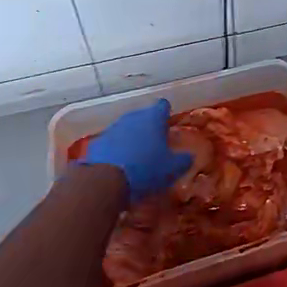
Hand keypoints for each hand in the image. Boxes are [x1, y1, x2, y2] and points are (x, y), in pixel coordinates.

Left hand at [77, 99, 192, 200]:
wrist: (107, 180)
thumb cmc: (146, 169)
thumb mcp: (171, 168)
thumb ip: (183, 160)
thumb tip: (189, 156)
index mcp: (152, 118)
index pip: (163, 106)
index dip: (166, 114)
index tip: (167, 124)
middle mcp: (133, 117)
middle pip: (143, 116)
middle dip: (148, 128)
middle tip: (155, 145)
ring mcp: (113, 128)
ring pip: (126, 128)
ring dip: (131, 138)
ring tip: (136, 157)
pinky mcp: (98, 142)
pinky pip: (111, 142)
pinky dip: (115, 149)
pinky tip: (118, 165)